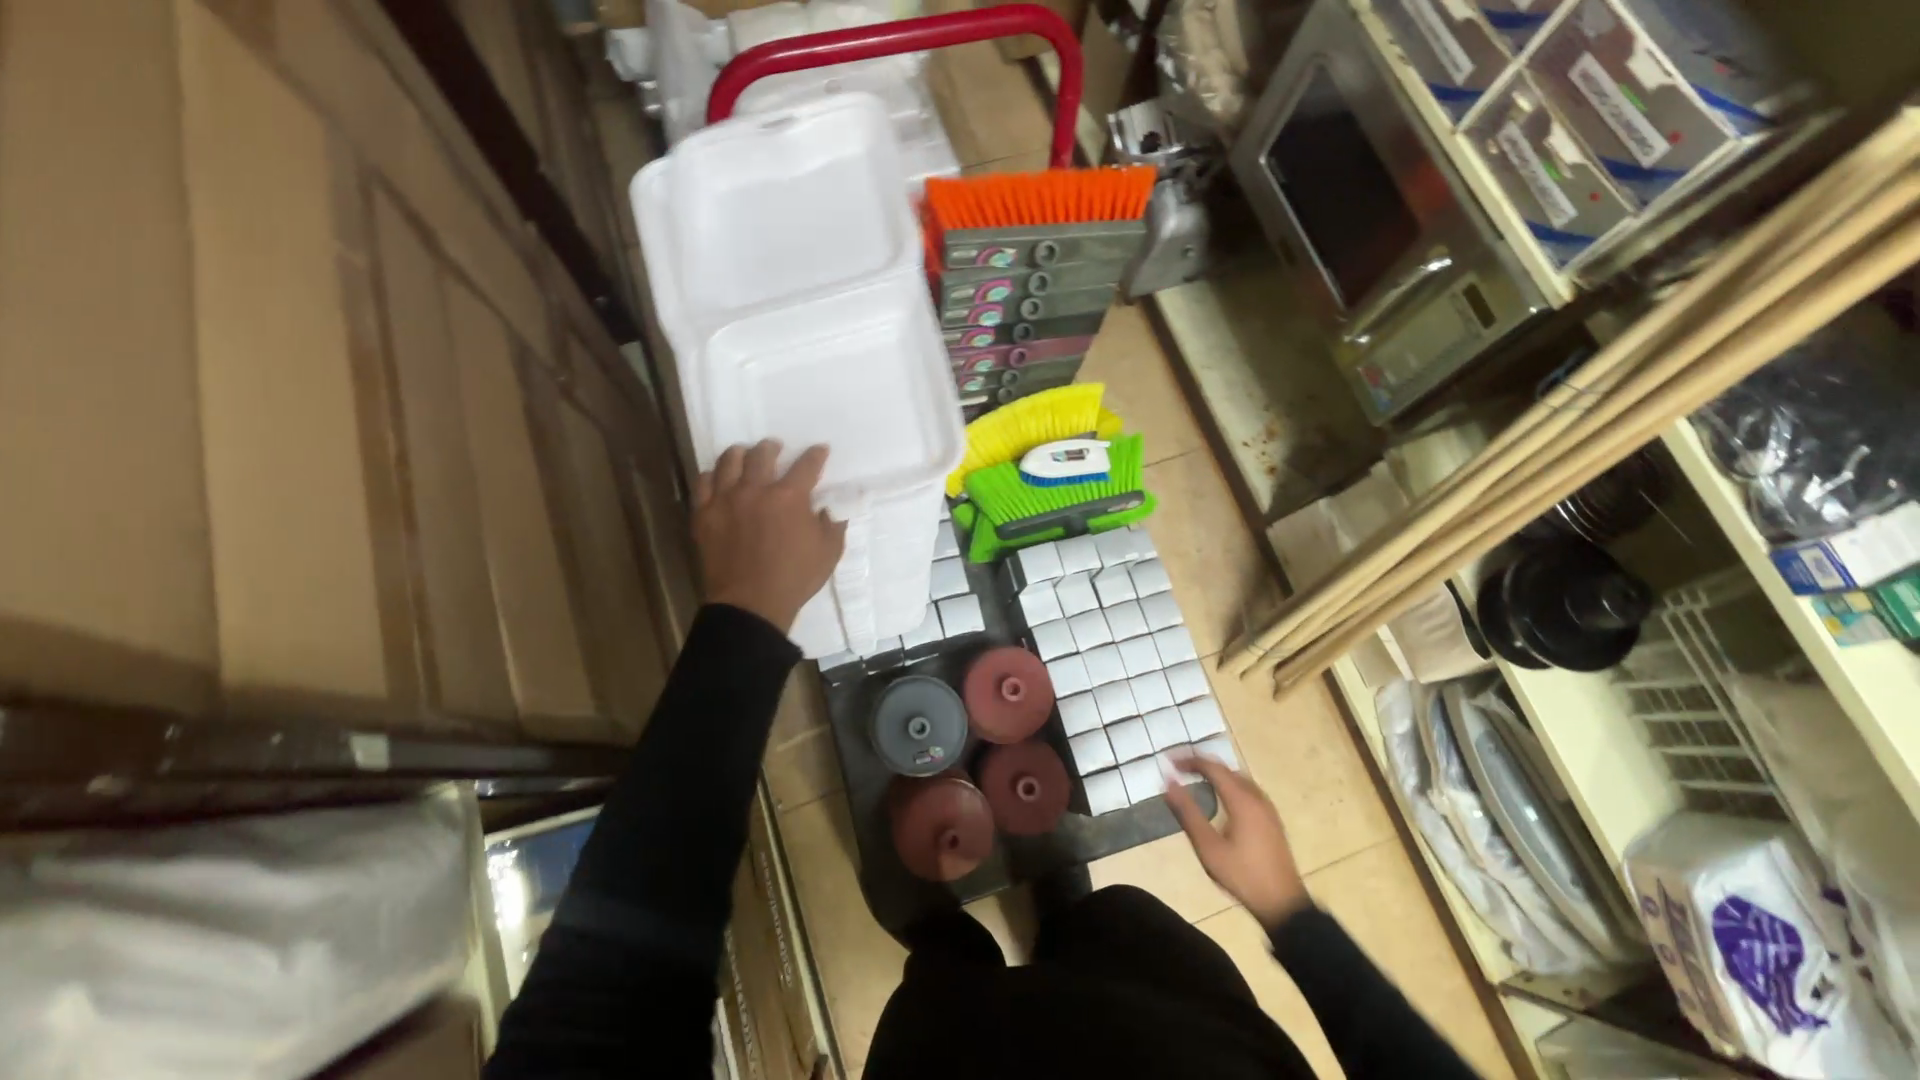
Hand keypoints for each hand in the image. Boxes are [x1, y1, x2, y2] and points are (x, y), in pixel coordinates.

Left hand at [694, 440, 846, 632]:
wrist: (750, 605)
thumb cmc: (794, 579)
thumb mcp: (829, 552)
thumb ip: (833, 523)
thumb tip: (829, 507)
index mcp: (789, 497)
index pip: (806, 464)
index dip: (815, 455)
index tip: (819, 451)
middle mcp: (755, 489)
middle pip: (762, 454)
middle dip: (772, 447)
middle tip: (775, 448)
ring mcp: (725, 500)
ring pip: (729, 461)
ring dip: (740, 454)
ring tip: (743, 455)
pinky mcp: (703, 514)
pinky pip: (703, 483)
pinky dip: (712, 476)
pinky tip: (718, 479)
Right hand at [1165, 754, 1309, 931]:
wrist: (1282, 903)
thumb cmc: (1241, 875)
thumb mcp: (1208, 847)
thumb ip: (1188, 813)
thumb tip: (1169, 783)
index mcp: (1242, 800)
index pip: (1213, 768)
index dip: (1189, 760)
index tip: (1169, 761)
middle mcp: (1257, 798)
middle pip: (1227, 769)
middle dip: (1202, 764)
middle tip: (1180, 767)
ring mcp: (1268, 808)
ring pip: (1239, 779)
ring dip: (1217, 774)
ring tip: (1196, 778)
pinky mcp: (1272, 819)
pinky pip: (1248, 790)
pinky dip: (1229, 784)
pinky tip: (1221, 798)